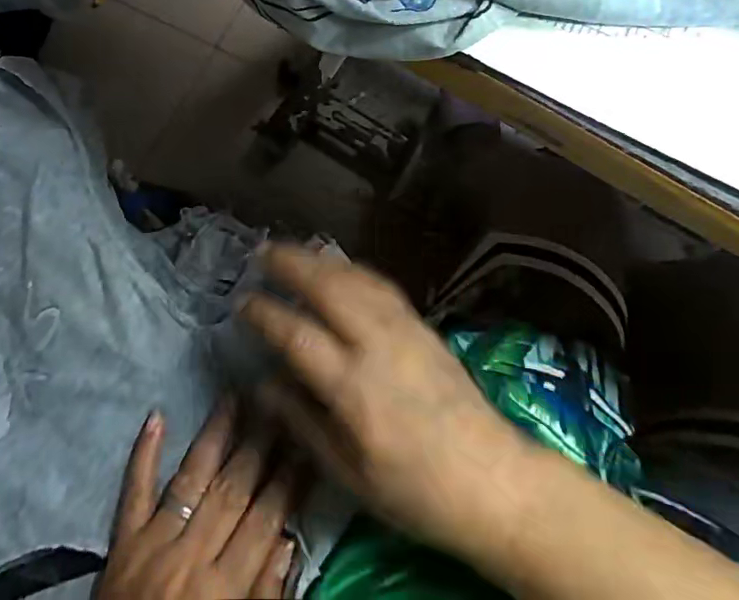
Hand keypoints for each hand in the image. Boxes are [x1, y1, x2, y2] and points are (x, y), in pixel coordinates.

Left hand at [93, 401, 300, 599]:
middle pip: (232, 492)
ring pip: (190, 479)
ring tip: (232, 398)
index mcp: (226, 588)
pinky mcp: (122, 536)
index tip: (304, 443)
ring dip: (213, 436)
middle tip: (275, 405)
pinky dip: (143, 452)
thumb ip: (265, 596)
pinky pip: (133, 489)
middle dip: (258, 447)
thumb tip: (287, 541)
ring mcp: (154, 540)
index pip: (265, 521)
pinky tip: (156, 417)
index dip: (288, 480)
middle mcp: (192, 555)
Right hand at [240, 244, 531, 563]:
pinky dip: (351, 268)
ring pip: (354, 279)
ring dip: (317, 259)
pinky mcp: (423, 327)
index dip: (264, 314)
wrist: (497, 483)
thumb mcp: (349, 473)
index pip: (296, 336)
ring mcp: (404, 332)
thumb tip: (263, 384)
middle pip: (327, 289)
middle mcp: (377, 349)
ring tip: (290, 249)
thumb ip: (302, 422)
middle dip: (289, 265)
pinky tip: (336, 266)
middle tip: (259, 254)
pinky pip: (380, 284)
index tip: (241, 302)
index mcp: (354, 390)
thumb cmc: (416, 490)